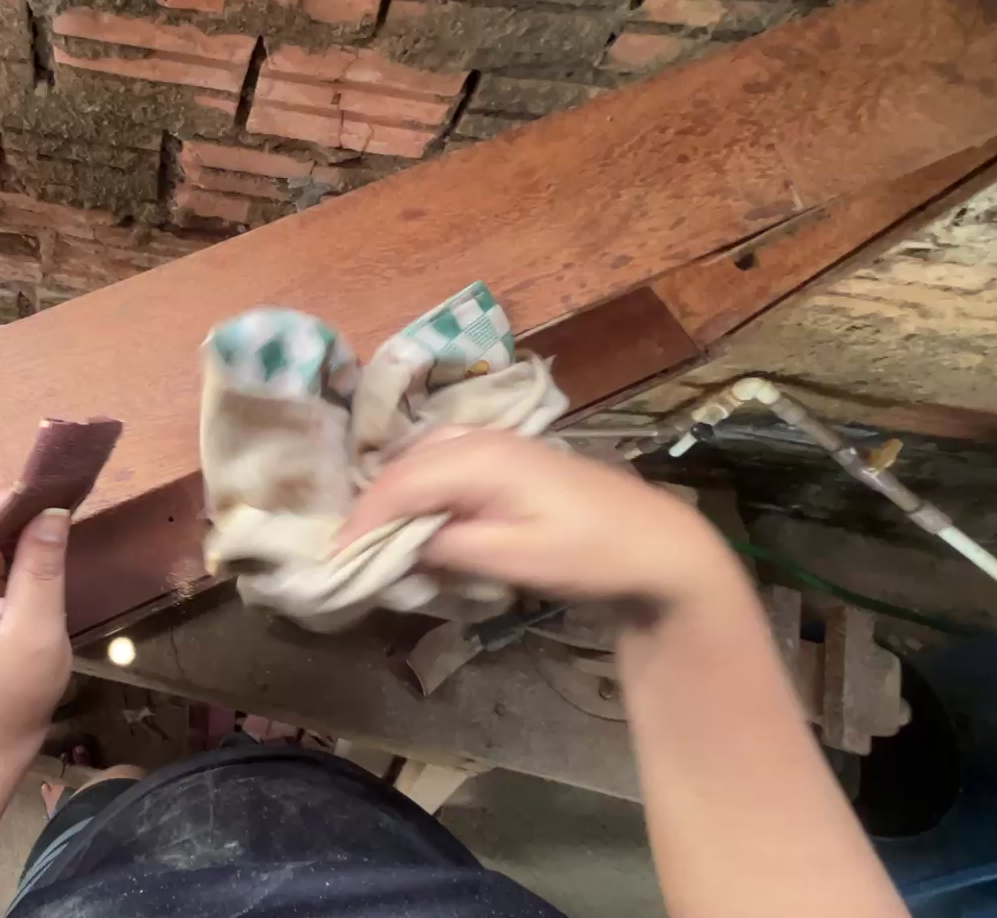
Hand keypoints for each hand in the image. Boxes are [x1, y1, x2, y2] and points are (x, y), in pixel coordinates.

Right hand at [335, 429, 740, 613]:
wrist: (659, 540)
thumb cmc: (591, 553)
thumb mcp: (517, 559)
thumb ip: (450, 547)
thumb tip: (400, 545)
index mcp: (479, 460)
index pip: (400, 486)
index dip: (363, 519)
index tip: (337, 554)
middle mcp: (477, 439)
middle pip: (402, 467)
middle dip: (371, 506)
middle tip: (351, 549)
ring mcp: (490, 441)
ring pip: (417, 459)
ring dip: (393, 494)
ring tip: (378, 533)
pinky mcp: (500, 453)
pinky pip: (438, 461)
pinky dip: (416, 486)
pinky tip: (417, 512)